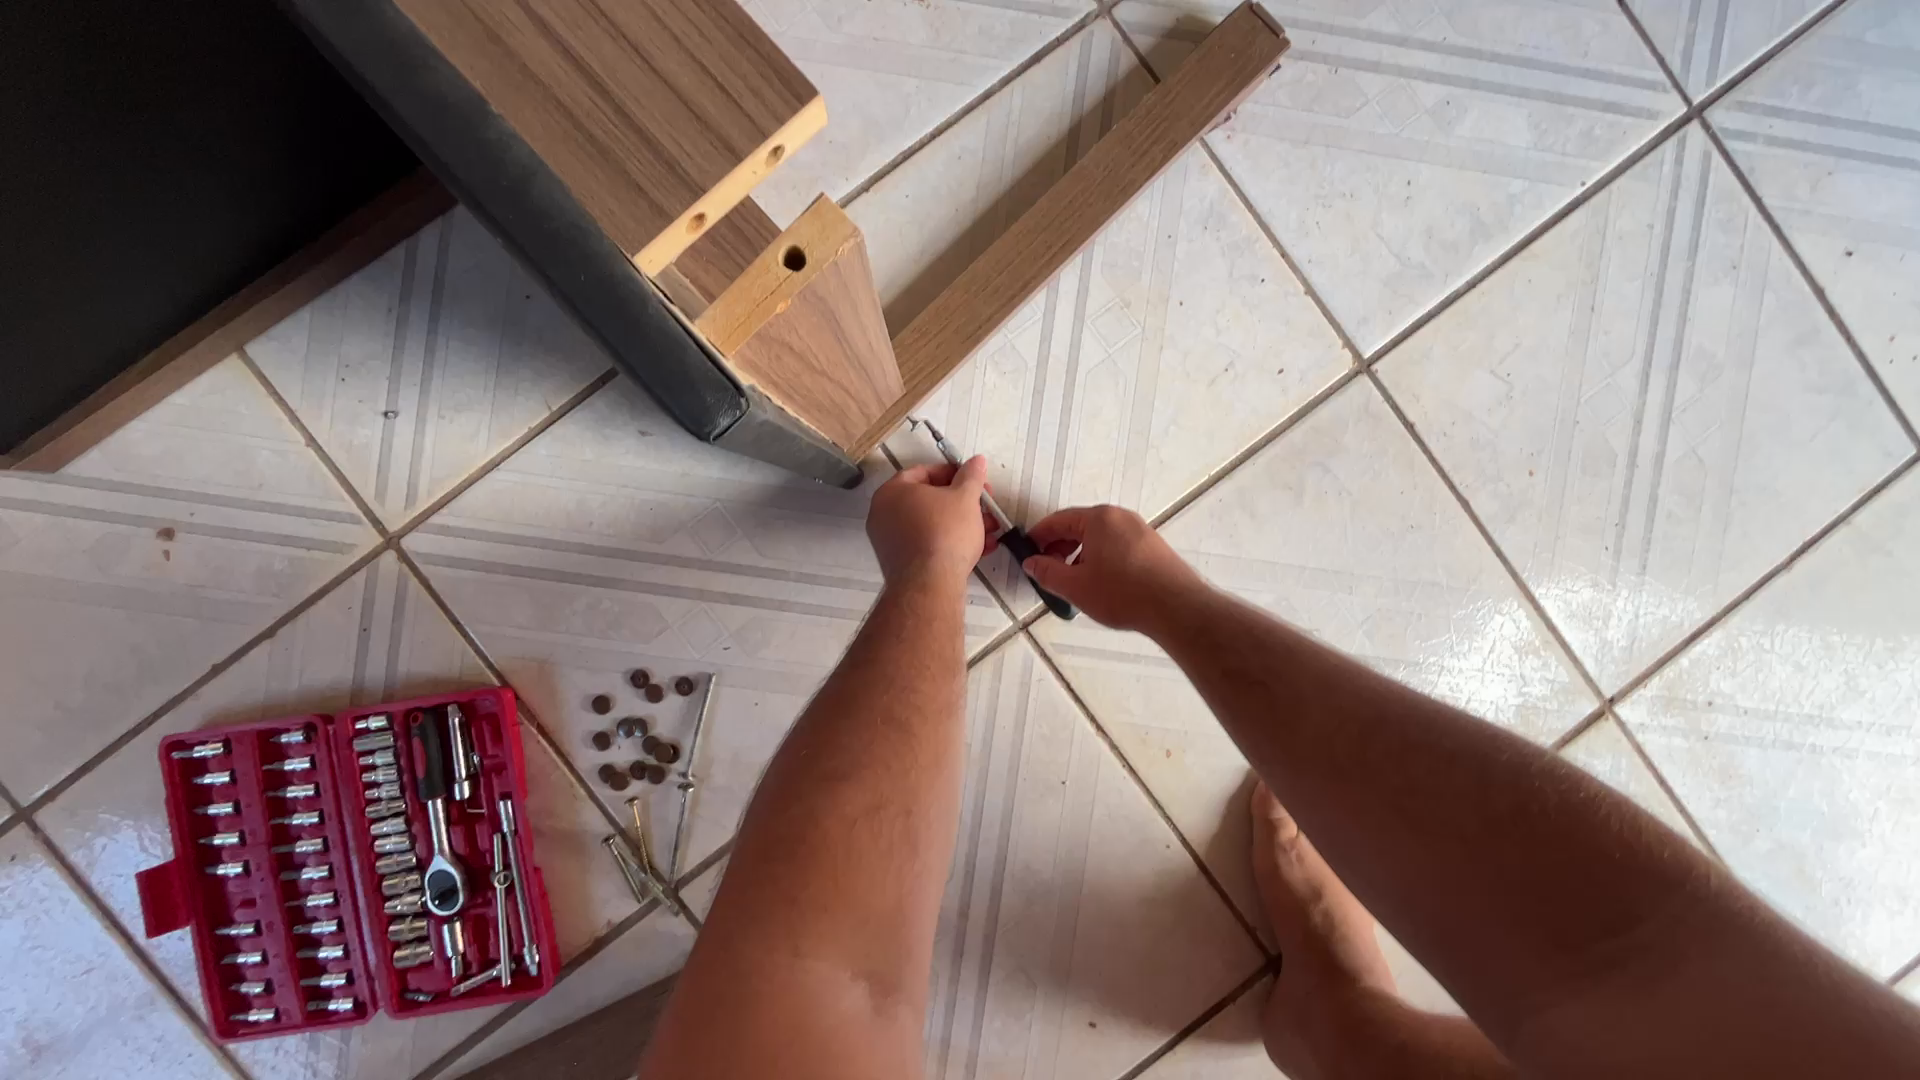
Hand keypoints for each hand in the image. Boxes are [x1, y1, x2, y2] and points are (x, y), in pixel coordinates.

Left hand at [867, 457, 998, 588]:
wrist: (930, 584)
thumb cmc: (945, 532)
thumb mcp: (965, 497)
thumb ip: (971, 476)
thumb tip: (976, 461)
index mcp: (893, 491)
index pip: (924, 472)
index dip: (954, 474)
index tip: (975, 482)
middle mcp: (884, 514)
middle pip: (930, 500)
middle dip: (964, 504)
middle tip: (986, 507)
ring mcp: (889, 541)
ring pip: (932, 524)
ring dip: (963, 524)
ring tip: (990, 531)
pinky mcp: (900, 564)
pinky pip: (927, 544)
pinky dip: (950, 543)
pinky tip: (979, 550)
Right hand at [1019, 505, 1204, 630]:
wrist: (1176, 607)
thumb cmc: (1121, 593)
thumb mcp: (1075, 586)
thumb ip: (1047, 571)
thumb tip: (1031, 562)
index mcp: (1098, 518)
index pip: (1059, 520)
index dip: (1039, 536)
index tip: (1028, 554)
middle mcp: (1120, 517)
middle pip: (1080, 527)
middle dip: (1060, 547)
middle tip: (1049, 570)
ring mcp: (1140, 530)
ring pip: (1100, 538)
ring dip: (1081, 555)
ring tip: (1074, 582)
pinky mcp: (1154, 547)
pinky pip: (1118, 546)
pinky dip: (1102, 559)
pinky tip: (1102, 584)